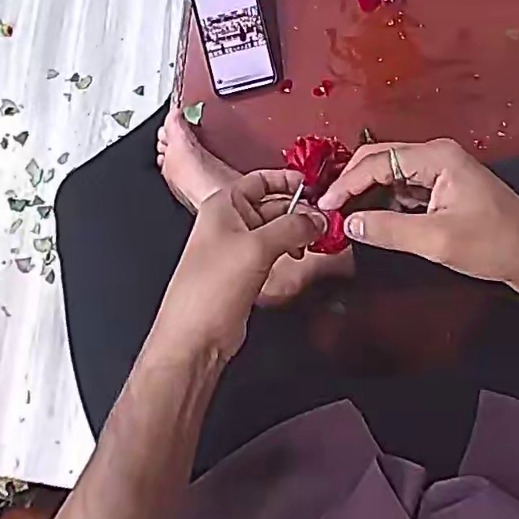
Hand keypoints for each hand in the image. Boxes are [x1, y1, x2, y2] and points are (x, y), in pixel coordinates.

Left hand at [147, 169, 327, 363]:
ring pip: (277, 228)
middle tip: (324, 218)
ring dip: (298, 231)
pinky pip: (275, 249)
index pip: (261, 179)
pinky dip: (291, 248)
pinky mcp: (246, 269)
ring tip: (317, 238)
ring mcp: (238, 247)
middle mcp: (229, 222)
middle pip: (273, 204)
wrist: (194, 339)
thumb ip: (292, 227)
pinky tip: (304, 253)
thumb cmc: (207, 291)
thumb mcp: (256, 247)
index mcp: (223, 205)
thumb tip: (317, 218)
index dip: (287, 180)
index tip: (312, 185)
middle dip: (299, 209)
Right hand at [317, 139, 518, 293]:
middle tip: (329, 207)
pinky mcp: (444, 183)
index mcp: (437, 156)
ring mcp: (442, 167)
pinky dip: (386, 198)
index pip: (378, 161)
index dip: (347, 182)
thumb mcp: (437, 240)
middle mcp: (437, 154)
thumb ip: (388, 229)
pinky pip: (405, 184)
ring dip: (368, 190)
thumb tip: (349, 223)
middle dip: (353, 181)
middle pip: (382, 158)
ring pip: (392, 171)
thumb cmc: (493, 245)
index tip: (325, 205)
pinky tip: (372, 215)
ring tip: (343, 212)